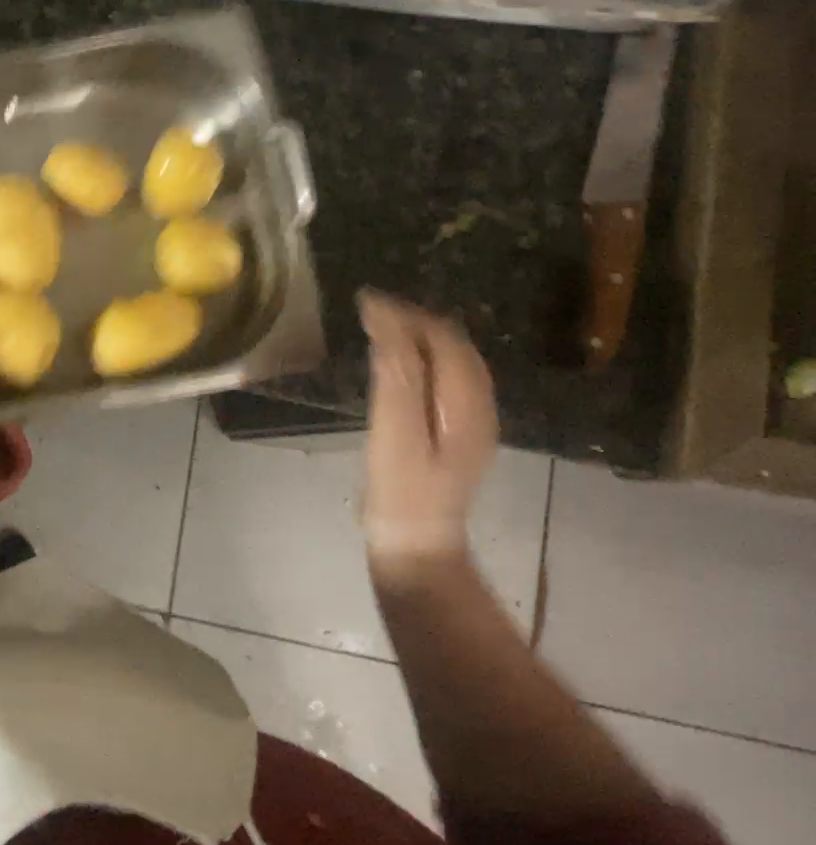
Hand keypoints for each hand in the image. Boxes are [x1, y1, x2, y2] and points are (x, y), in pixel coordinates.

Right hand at [357, 291, 497, 574]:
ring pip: (454, 364)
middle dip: (415, 321)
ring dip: (420, 341)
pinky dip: (423, 363)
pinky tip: (399, 369)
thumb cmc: (400, 490)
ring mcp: (471, 423)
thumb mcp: (394, 431)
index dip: (407, 315)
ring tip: (382, 329)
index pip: (443, 339)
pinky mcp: (456, 436)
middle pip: (455, 347)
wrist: (417, 544)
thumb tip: (389, 326)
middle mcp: (479, 405)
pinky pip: (446, 382)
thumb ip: (397, 378)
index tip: (366, 300)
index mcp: (466, 401)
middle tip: (371, 311)